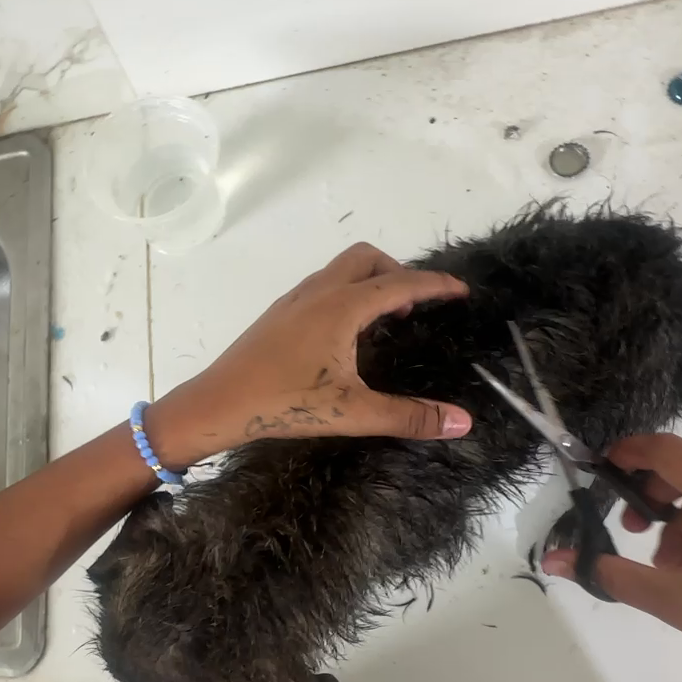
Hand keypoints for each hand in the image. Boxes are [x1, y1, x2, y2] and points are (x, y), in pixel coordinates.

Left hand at [144, 243, 472, 468]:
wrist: (218, 402)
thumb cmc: (284, 403)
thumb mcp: (352, 412)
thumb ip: (408, 415)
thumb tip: (464, 422)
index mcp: (341, 307)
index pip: (400, 283)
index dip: (435, 284)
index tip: (462, 291)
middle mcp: (317, 293)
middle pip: (366, 258)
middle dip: (398, 271)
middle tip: (417, 304)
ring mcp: (292, 301)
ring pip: (339, 270)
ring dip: (368, 280)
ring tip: (386, 317)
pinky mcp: (277, 315)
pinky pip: (321, 286)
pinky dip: (345, 292)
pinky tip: (344, 332)